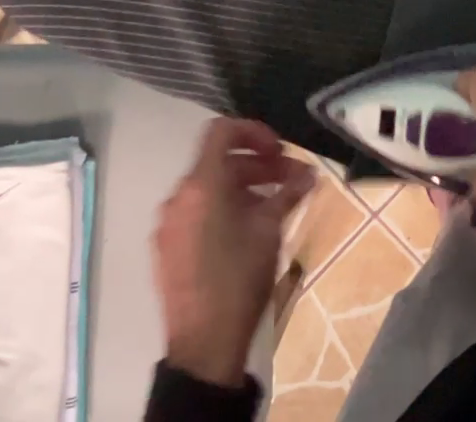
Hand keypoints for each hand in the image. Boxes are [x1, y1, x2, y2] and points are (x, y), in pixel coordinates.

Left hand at [153, 118, 314, 386]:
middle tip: (292, 179)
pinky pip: (197, 211)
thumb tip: (308, 174)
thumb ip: (288, 193)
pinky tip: (249, 229)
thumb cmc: (240, 279)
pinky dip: (224, 207)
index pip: (222, 131)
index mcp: (200, 185)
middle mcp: (178, 196)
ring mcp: (168, 222)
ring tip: (275, 205)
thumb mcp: (270, 231)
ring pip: (209, 188)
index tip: (280, 151)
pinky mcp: (167, 246)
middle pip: (219, 162)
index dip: (254, 131)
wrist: (203, 344)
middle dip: (258, 165)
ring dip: (244, 187)